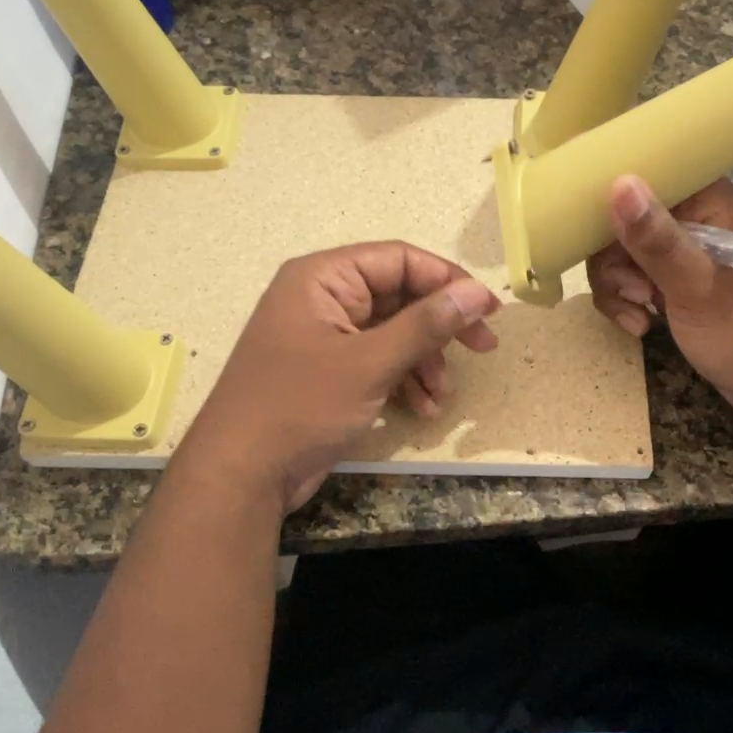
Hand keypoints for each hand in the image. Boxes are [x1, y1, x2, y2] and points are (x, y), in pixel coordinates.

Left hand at [178, 242, 500, 511]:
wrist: (244, 472)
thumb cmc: (301, 406)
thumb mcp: (369, 363)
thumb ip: (425, 325)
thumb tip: (477, 293)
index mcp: (323, 278)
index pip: (399, 260)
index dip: (447, 281)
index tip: (488, 310)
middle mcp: (323, 300)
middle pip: (399, 298)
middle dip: (439, 329)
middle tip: (483, 349)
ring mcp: (325, 339)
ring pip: (393, 336)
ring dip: (425, 364)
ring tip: (442, 397)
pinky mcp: (329, 375)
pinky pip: (378, 364)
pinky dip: (404, 383)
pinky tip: (423, 410)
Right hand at [587, 176, 732, 434]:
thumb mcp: (696, 287)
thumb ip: (656, 240)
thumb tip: (618, 183)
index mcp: (709, 201)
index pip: (645, 176)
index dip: (613, 203)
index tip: (602, 240)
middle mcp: (695, 218)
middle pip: (623, 219)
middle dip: (615, 261)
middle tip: (636, 293)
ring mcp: (684, 253)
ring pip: (621, 254)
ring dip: (618, 288)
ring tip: (639, 316)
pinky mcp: (675, 284)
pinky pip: (631, 281)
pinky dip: (627, 303)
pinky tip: (641, 327)